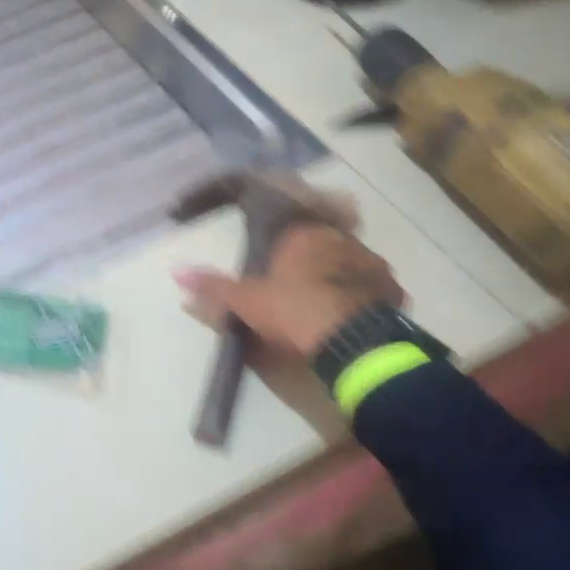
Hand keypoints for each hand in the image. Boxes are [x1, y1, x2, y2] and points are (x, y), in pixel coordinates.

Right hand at [174, 223, 404, 358]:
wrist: (353, 342)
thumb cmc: (293, 310)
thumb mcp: (245, 302)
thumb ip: (213, 287)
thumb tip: (177, 271)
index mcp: (303, 235)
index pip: (289, 227)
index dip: (278, 247)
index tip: (270, 269)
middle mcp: (341, 240)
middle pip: (320, 244)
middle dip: (308, 263)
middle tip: (293, 291)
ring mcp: (371, 264)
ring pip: (349, 264)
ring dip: (335, 280)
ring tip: (321, 308)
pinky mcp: (392, 291)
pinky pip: (371, 289)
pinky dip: (358, 301)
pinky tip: (348, 320)